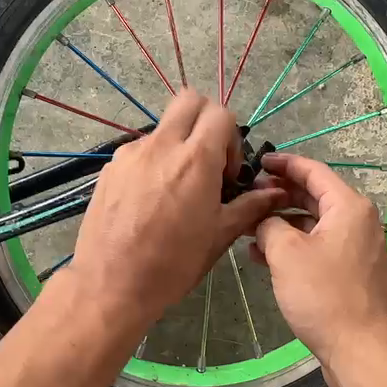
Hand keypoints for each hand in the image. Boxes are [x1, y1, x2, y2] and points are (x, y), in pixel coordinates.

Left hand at [67, 92, 284, 332]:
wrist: (110, 285)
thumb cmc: (173, 264)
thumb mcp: (220, 236)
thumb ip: (250, 206)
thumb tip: (276, 192)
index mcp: (195, 159)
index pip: (221, 113)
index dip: (231, 137)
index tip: (227, 172)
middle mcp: (162, 145)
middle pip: (189, 100)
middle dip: (205, 120)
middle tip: (208, 158)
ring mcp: (131, 153)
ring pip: (163, 126)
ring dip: (178, 142)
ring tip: (177, 187)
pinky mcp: (110, 166)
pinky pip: (140, 149)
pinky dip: (154, 161)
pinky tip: (151, 200)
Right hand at [250, 153, 386, 386]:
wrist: (363, 353)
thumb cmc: (325, 295)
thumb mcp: (286, 254)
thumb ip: (269, 225)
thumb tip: (264, 220)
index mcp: (348, 207)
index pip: (313, 170)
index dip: (283, 163)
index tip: (257, 162)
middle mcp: (357, 222)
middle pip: (313, 195)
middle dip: (279, 195)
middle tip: (247, 197)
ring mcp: (356, 249)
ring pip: (313, 224)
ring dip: (282, 224)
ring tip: (247, 230)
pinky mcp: (350, 274)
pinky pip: (318, 248)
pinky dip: (293, 248)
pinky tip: (263, 257)